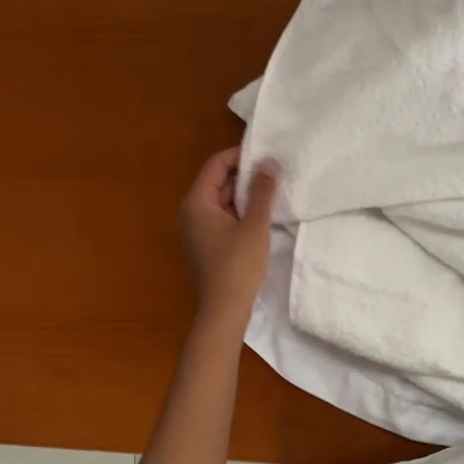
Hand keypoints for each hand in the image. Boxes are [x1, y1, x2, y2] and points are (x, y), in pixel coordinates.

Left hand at [179, 147, 278, 325]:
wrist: (225, 309)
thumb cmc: (238, 265)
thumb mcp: (255, 225)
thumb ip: (262, 192)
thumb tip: (269, 162)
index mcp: (196, 203)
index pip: (215, 165)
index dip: (239, 156)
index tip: (264, 154)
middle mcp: (190, 212)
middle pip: (216, 182)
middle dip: (243, 176)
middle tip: (272, 172)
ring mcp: (196, 230)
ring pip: (221, 202)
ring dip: (243, 195)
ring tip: (271, 191)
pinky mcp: (205, 244)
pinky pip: (222, 218)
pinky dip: (239, 212)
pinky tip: (260, 215)